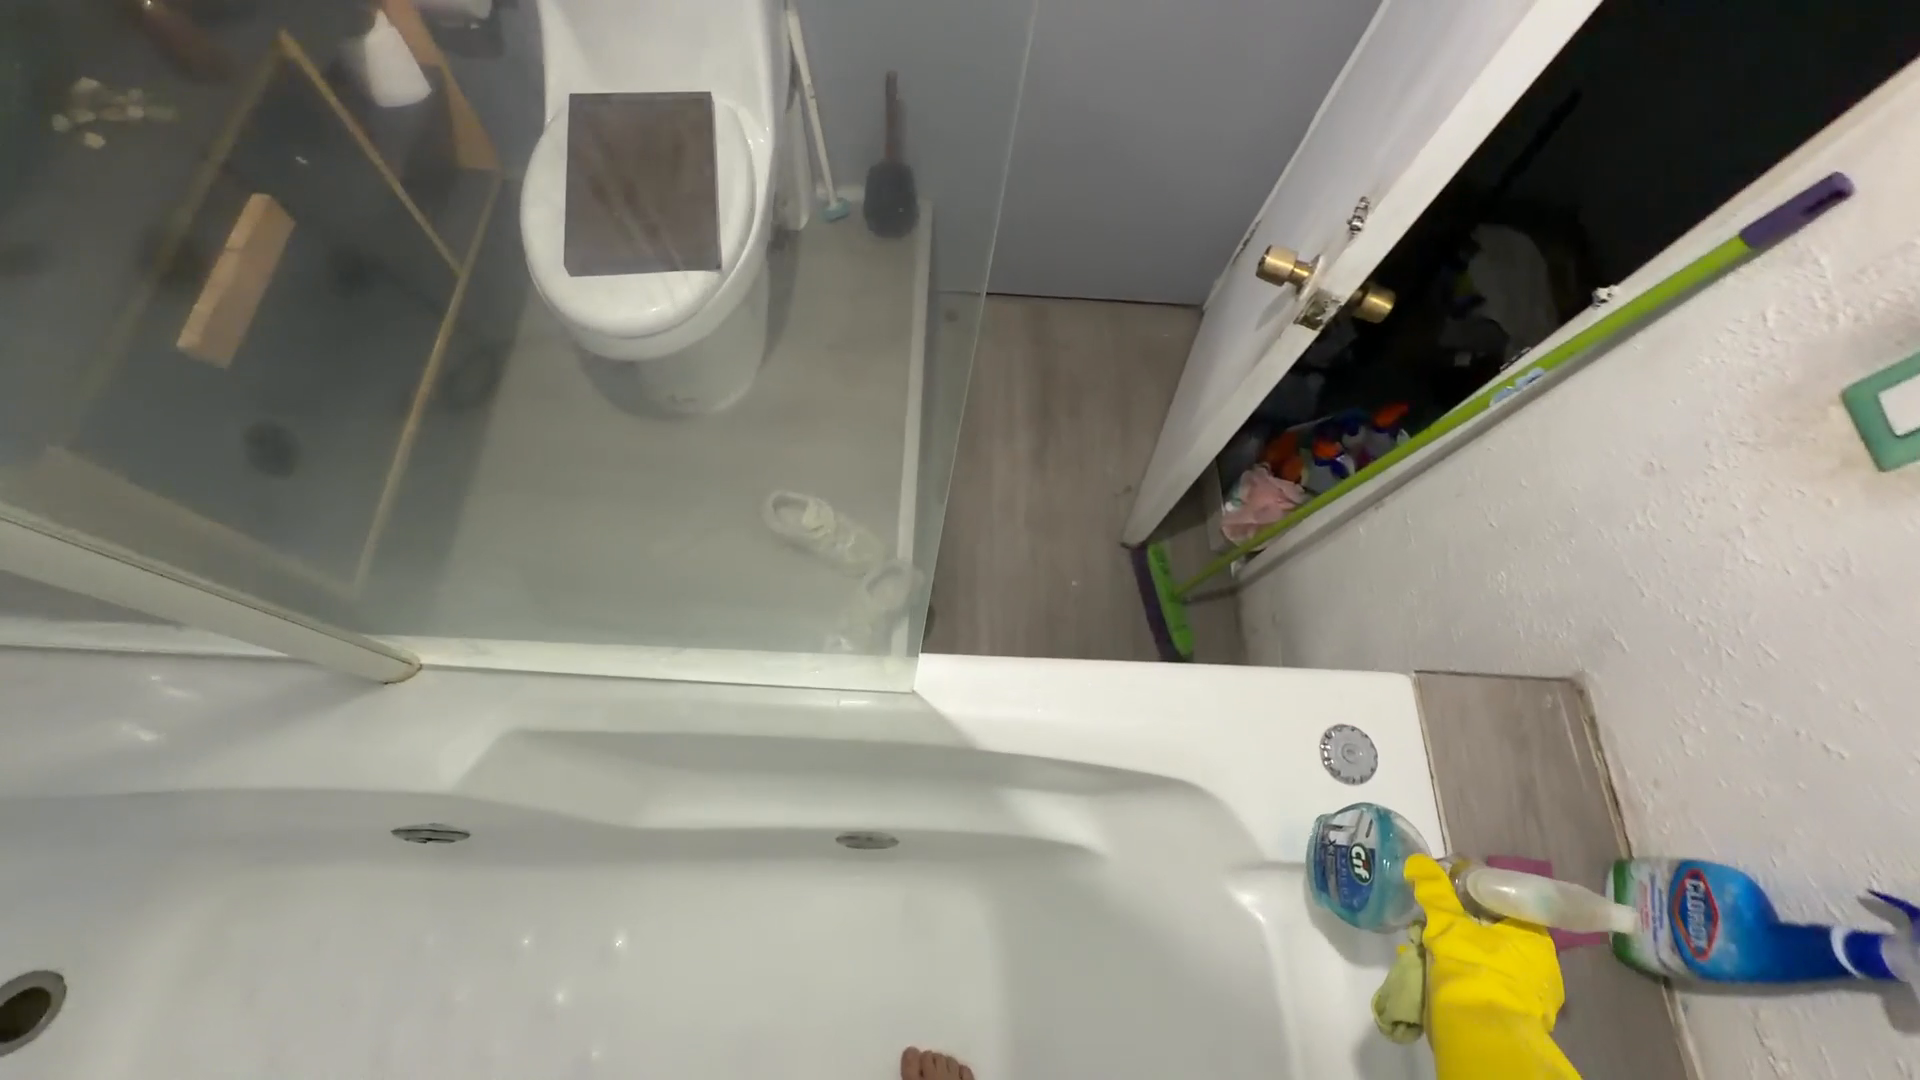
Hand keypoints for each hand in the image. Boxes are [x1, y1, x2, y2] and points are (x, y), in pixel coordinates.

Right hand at [1404, 854, 1564, 1026]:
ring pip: (1489, 960)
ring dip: (1459, 952)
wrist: (1481, 1036)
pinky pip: (1487, 984)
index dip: (1473, 896)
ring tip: (1426, 947)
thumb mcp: (1447, 925)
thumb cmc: (1472, 971)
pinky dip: (1464, 976)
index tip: (1446, 895)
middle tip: (1431, 921)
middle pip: (1495, 933)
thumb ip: (1434, 892)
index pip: (1504, 904)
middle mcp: (1541, 965)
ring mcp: (1533, 996)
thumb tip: (1418, 860)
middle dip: (1462, 926)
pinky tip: (1438, 973)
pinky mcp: (1517, 1018)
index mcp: (1534, 937)